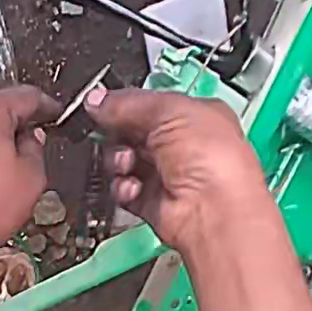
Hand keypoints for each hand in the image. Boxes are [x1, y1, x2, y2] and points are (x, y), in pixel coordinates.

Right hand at [84, 87, 279, 260]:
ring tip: (127, 164)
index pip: (151, 105)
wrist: (213, 211)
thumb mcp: (170, 111)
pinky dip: (123, 188)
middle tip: (118, 135)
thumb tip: (97, 99)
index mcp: (194, 117)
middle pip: (133, 134)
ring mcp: (166, 177)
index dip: (127, 105)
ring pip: (125, 163)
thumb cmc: (214, 160)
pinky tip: (132, 186)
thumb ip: (129, 103)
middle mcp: (181, 147)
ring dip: (119, 161)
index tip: (104, 105)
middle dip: (120, 134)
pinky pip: (124, 191)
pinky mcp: (152, 203)